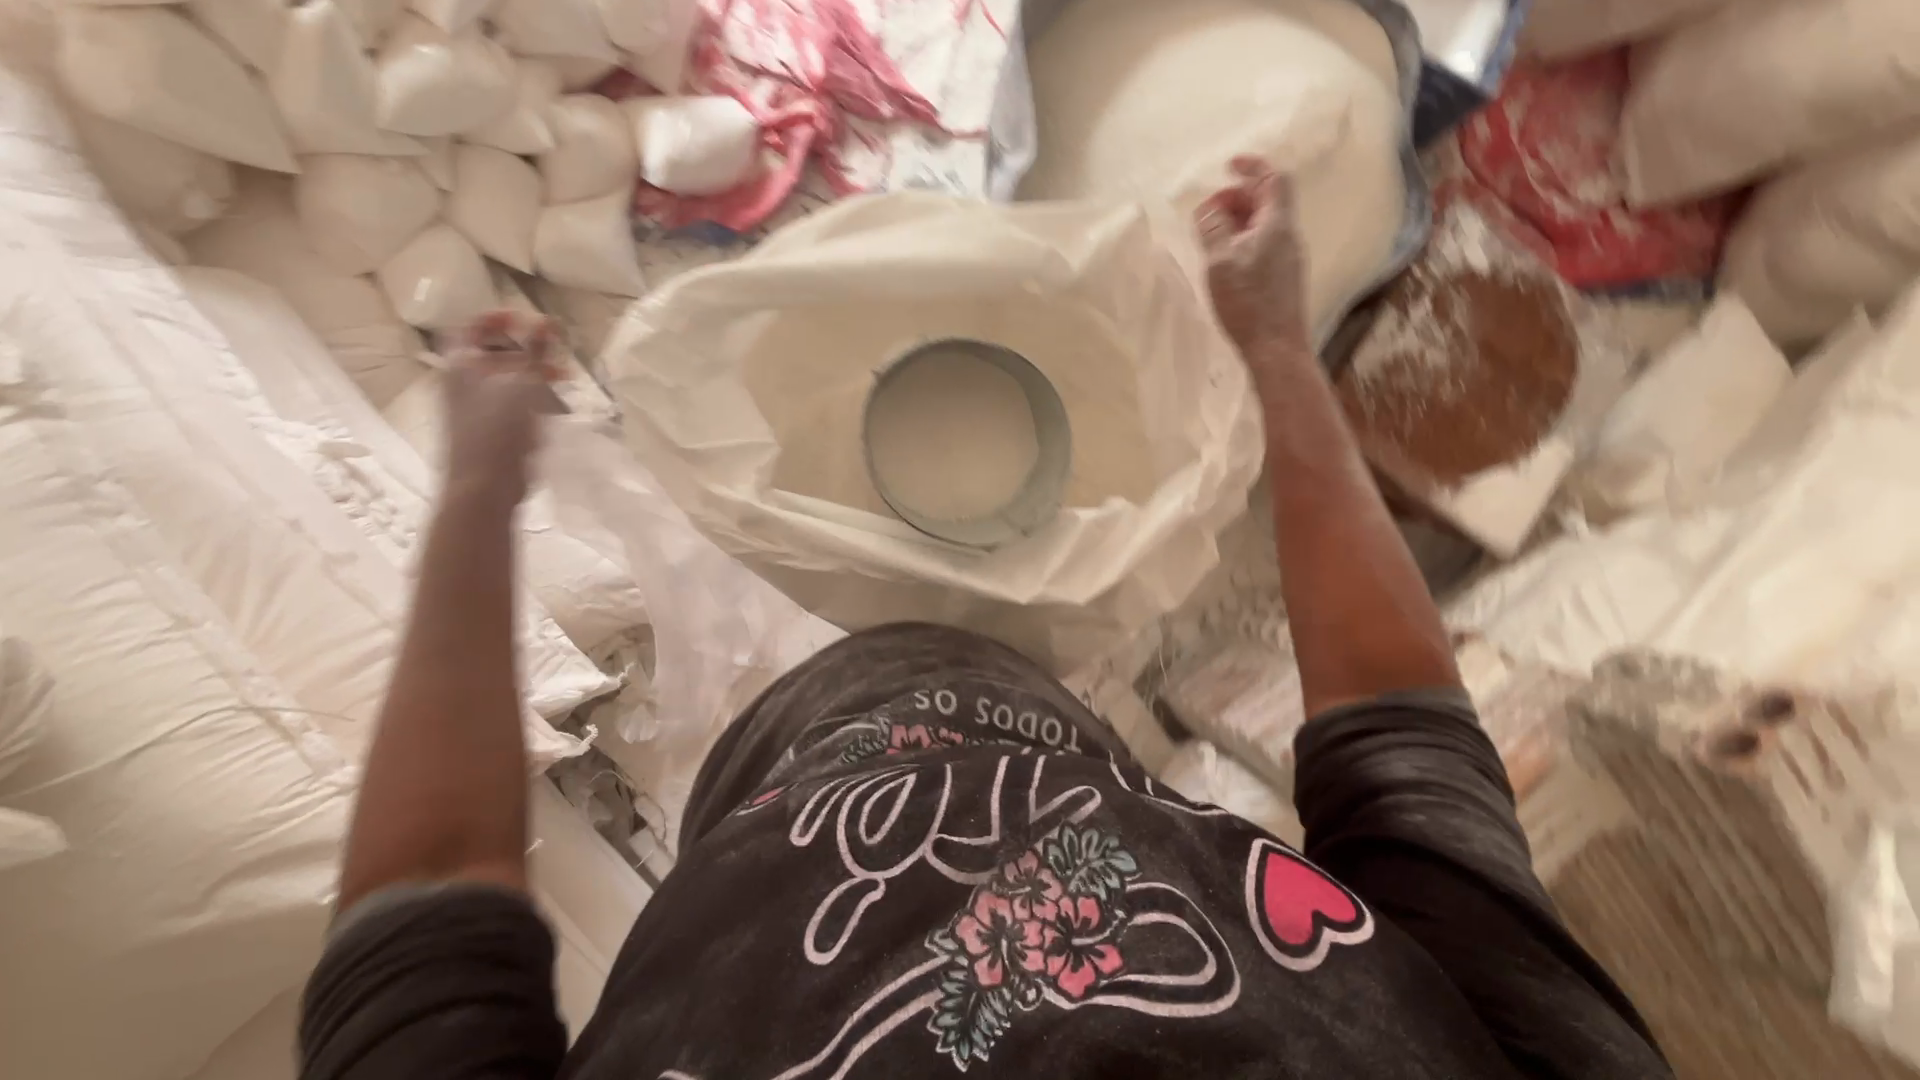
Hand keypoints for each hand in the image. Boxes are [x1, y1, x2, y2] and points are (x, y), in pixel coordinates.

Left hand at [441, 309, 560, 509]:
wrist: (482, 488)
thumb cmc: (501, 433)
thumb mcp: (524, 385)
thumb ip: (537, 352)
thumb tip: (547, 319)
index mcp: (461, 365)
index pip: (474, 327)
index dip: (500, 318)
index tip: (528, 319)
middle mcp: (458, 382)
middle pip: (490, 354)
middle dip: (526, 352)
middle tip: (556, 357)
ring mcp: (466, 408)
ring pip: (500, 381)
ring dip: (529, 377)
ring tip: (559, 385)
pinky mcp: (479, 431)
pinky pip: (503, 404)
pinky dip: (525, 400)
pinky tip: (547, 413)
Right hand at [1195, 157, 1312, 377]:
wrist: (1276, 347)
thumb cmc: (1248, 302)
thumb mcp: (1220, 261)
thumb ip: (1212, 229)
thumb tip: (1208, 208)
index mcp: (1277, 224)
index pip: (1273, 179)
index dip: (1252, 166)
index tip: (1228, 167)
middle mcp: (1287, 236)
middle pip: (1266, 202)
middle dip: (1236, 198)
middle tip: (1207, 212)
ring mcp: (1287, 258)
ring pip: (1262, 226)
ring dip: (1236, 222)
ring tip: (1209, 236)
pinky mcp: (1281, 279)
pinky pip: (1261, 246)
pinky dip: (1241, 241)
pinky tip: (1222, 260)